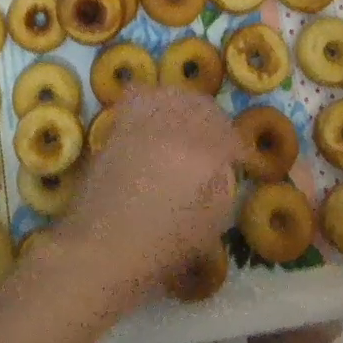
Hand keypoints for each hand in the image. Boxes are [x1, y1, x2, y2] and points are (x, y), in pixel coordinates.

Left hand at [57, 87, 243, 294]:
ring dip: (186, 107)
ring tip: (189, 125)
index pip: (230, 136)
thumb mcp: (210, 225)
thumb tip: (223, 165)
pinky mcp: (118, 126)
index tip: (240, 160)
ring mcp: (142, 123)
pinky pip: (140, 98)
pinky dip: (153, 100)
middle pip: (202, 107)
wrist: (103, 247)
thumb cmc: (162, 246)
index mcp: (202, 154)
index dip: (239, 148)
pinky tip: (156, 117)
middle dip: (216, 122)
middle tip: (219, 141)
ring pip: (172, 96)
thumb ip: (224, 186)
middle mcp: (173, 128)